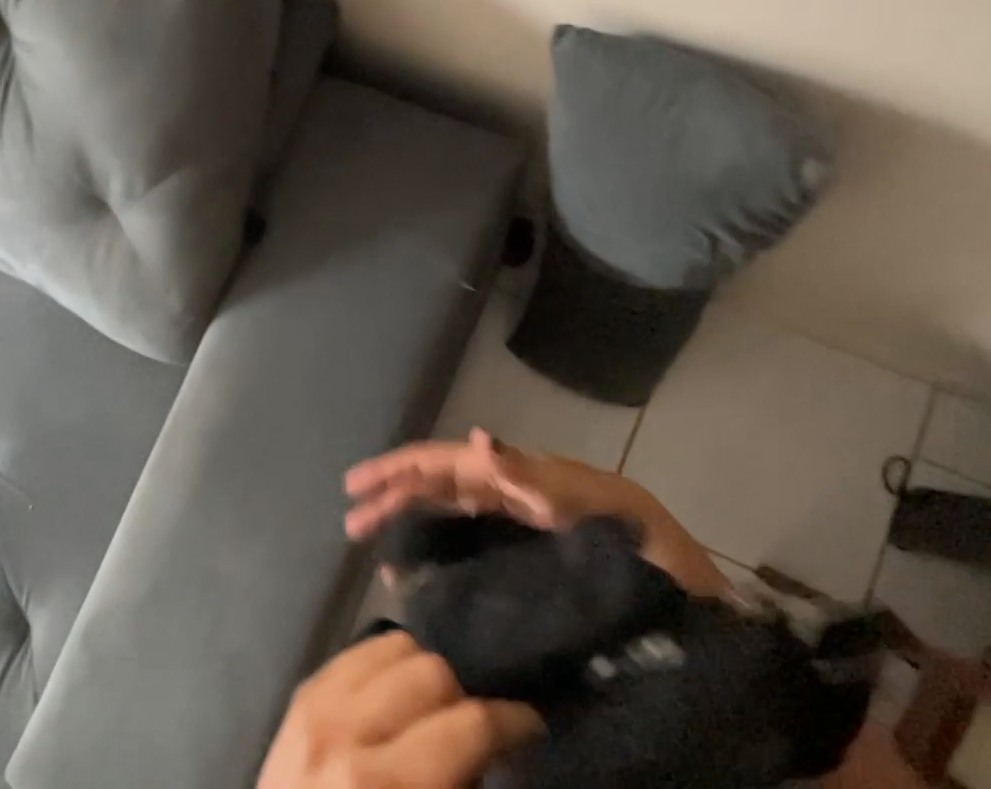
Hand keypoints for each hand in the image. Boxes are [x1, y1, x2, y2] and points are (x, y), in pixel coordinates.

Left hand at [257, 631, 542, 788]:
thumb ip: (461, 784)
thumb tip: (494, 750)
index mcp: (383, 783)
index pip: (469, 723)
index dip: (514, 722)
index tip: (531, 726)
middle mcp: (346, 731)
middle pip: (431, 671)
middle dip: (464, 696)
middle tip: (475, 726)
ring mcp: (316, 707)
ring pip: (393, 646)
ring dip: (422, 673)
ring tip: (433, 706)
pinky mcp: (299, 697)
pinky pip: (355, 653)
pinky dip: (384, 665)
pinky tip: (395, 695)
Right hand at [343, 427, 619, 539]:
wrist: (639, 539)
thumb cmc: (598, 510)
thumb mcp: (559, 490)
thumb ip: (517, 467)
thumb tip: (473, 435)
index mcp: (492, 465)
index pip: (430, 461)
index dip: (392, 469)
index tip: (355, 483)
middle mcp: (487, 478)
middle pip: (427, 483)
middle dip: (388, 497)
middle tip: (351, 523)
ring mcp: (495, 503)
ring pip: (437, 503)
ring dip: (403, 514)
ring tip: (368, 537)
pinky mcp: (505, 527)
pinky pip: (456, 525)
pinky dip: (429, 534)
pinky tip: (414, 555)